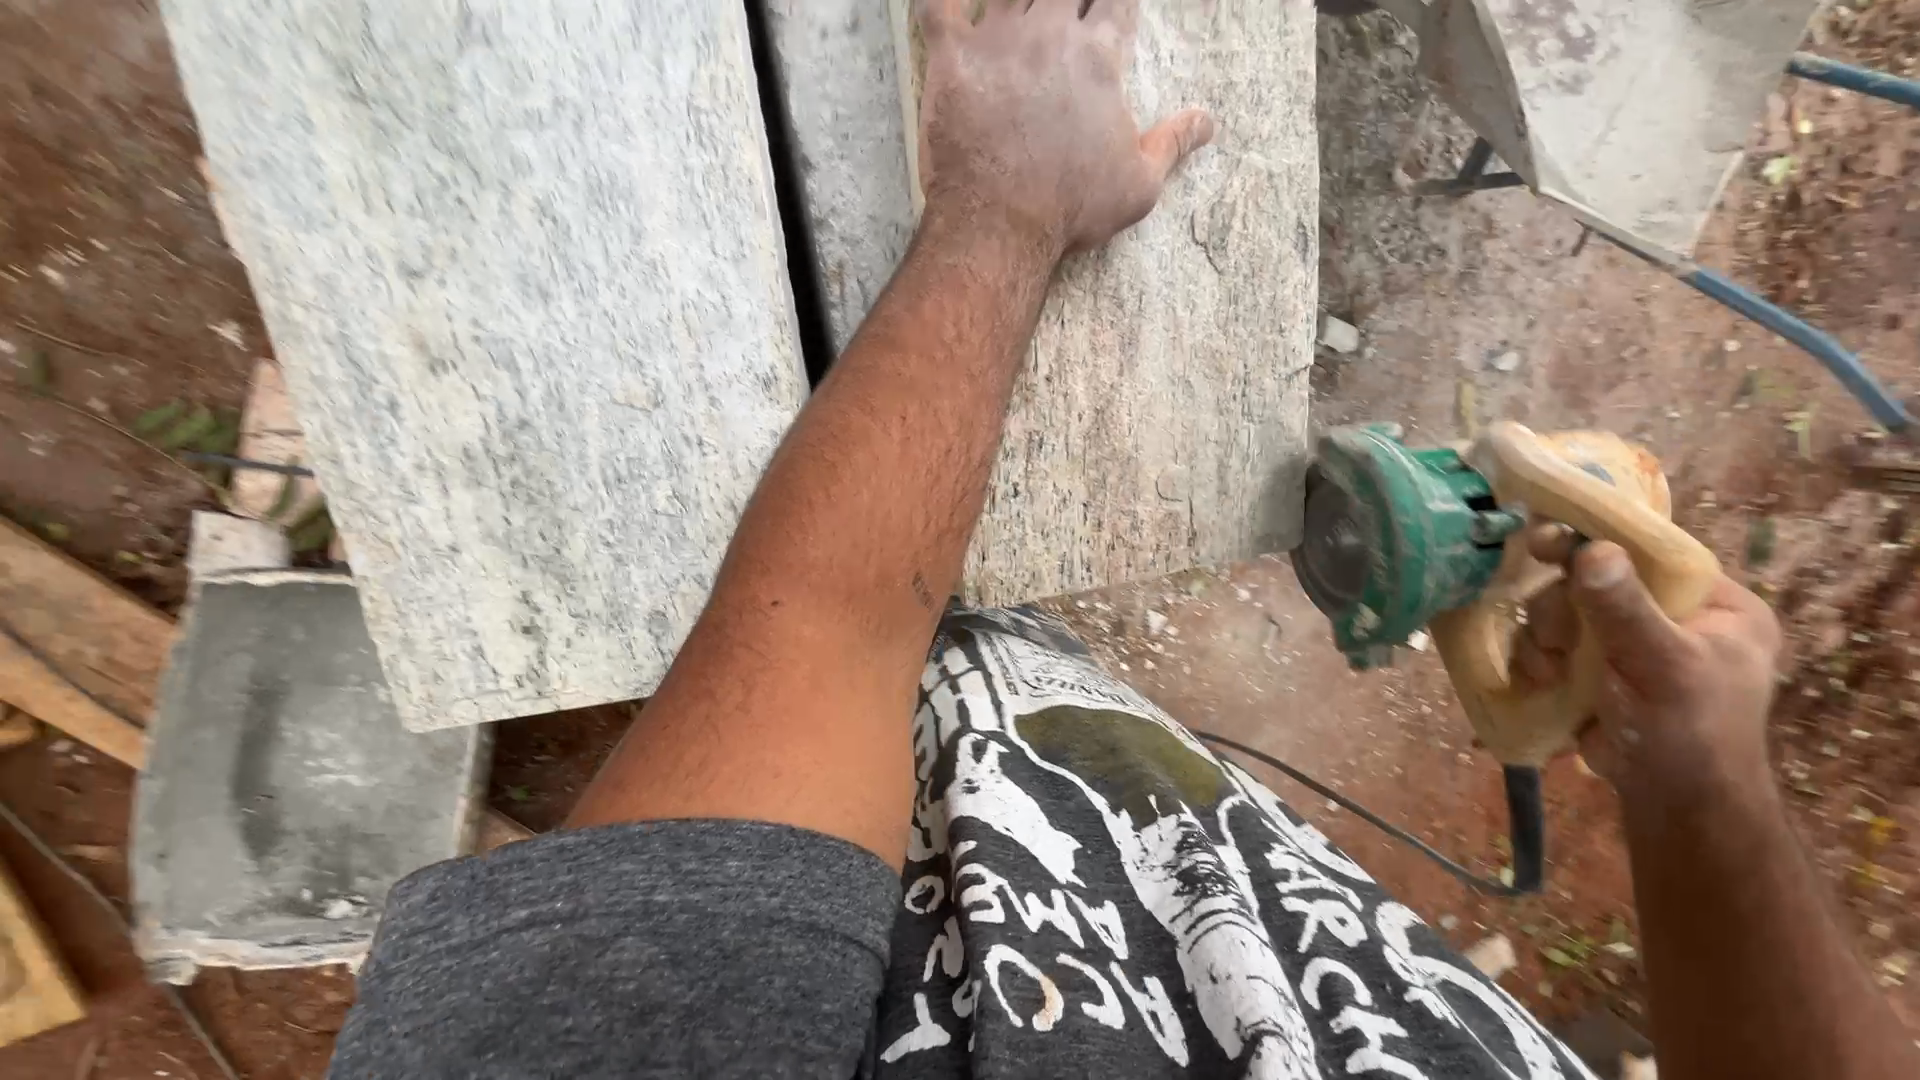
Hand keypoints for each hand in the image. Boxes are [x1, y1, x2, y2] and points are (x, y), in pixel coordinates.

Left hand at [915, 0, 1213, 256]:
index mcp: (1099, 55)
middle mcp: (1051, 32)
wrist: (1000, 225)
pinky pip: (939, 3)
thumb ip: (1173, 143)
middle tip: (1065, 19)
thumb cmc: (1071, 209)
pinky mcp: (952, 58)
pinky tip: (954, 2)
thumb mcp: (1139, 185)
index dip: (1114, 3)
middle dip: (1070, 0)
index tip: (1109, 12)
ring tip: (1027, 11)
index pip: (1115, 1)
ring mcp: (998, 40)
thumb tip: (1208, 121)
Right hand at [1514, 529, 1782, 804]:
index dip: (1597, 543)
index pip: (1650, 552)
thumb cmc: (1686, 730)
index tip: (1547, 539)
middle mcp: (1669, 613)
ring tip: (1554, 671)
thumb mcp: (1661, 664)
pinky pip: (1547, 639)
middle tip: (1557, 637)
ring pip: (1560, 609)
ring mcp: (1625, 639)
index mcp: (1713, 603)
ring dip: (1545, 637)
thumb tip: (1592, 549)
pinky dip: (1538, 657)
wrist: (1671, 801)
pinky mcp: (1591, 664)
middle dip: (1563, 609)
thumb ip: (1625, 608)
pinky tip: (1546, 680)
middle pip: (1591, 578)